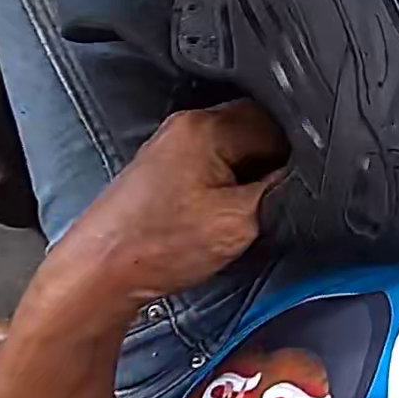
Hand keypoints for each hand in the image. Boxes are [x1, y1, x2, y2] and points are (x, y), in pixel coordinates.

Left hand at [41, 99, 286, 310]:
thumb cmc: (161, 245)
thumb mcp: (240, 221)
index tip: (301, 182)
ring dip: (255, 165)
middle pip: (256, 125)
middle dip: (276, 156)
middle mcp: (189, 123)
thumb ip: (279, 190)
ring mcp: (174, 141)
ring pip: (237, 141)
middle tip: (282, 190)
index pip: (276, 125)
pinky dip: (232, 172)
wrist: (97, 274)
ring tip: (257, 199)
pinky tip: (233, 200)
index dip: (296, 155)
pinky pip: (216, 153)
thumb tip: (300, 176)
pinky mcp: (166, 162)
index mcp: (208, 127)